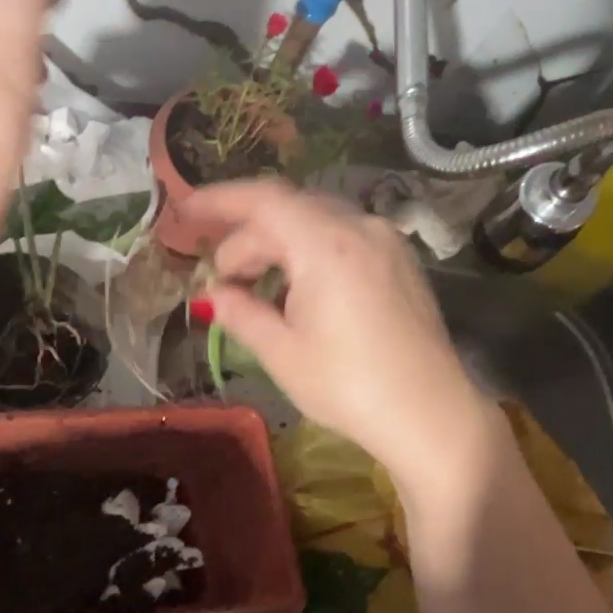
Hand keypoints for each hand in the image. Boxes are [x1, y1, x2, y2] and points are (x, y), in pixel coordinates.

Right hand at [182, 181, 494, 485]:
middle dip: (245, 237)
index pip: (263, 200)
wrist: (427, 413)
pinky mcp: (398, 263)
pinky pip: (341, 240)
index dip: (218, 200)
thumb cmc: (347, 386)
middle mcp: (360, 228)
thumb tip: (214, 294)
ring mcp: (385, 242)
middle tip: (218, 280)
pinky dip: (307, 253)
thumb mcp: (281, 353)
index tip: (185, 211)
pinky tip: (293, 291)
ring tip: (251, 287)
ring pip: (316, 224)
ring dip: (276, 246)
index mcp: (326, 245)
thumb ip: (242, 314)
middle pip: (289, 211)